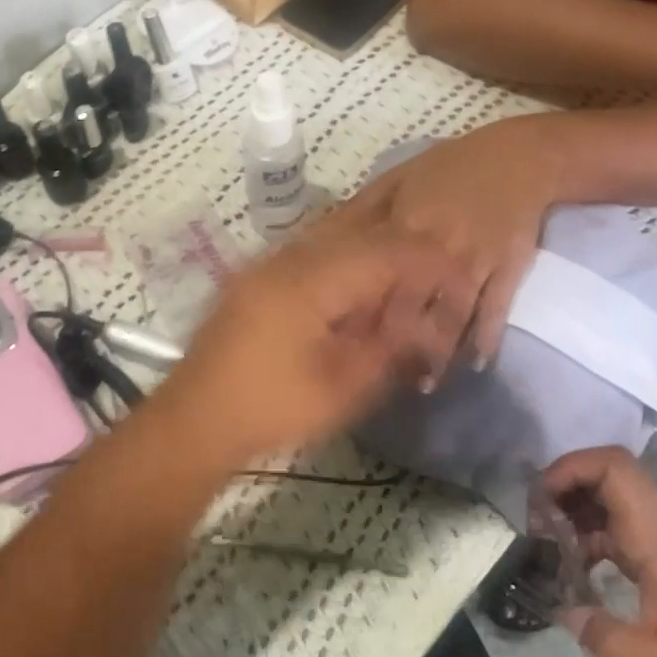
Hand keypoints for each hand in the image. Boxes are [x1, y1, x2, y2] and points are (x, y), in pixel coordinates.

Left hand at [151, 218, 472, 464]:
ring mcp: (265, 267)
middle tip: (438, 279)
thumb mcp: (342, 388)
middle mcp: (287, 259)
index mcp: (311, 278)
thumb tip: (426, 329)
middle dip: (404, 254)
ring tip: (403, 288)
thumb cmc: (271, 408)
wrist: (195, 420)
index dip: (429, 262)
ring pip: (332, 243)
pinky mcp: (253, 283)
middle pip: (359, 236)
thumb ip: (390, 350)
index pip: (386, 252)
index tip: (461, 276)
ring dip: (372, 259)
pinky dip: (342, 269)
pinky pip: (309, 258)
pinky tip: (356, 297)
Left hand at [343, 117, 556, 371]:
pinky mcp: (507, 269)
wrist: (519, 158)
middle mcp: (435, 246)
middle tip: (375, 380)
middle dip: (392, 343)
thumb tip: (321, 243)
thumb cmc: (448, 171)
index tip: (341, 344)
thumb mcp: (396, 181)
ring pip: (450, 314)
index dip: (358, 310)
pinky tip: (475, 364)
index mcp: (402, 223)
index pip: (372, 276)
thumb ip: (361, 213)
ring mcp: (473, 259)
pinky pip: (494, 309)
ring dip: (437, 352)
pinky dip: (484, 338)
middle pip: (407, 302)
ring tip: (425, 385)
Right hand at [542, 447, 656, 656]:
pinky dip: (596, 537)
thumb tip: (561, 609)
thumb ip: (594, 631)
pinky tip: (581, 571)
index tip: (537, 503)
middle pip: (611, 476)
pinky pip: (629, 529)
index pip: (613, 466)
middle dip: (565, 489)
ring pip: (619, 502)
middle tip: (535, 526)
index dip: (568, 468)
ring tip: (550, 549)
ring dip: (579, 514)